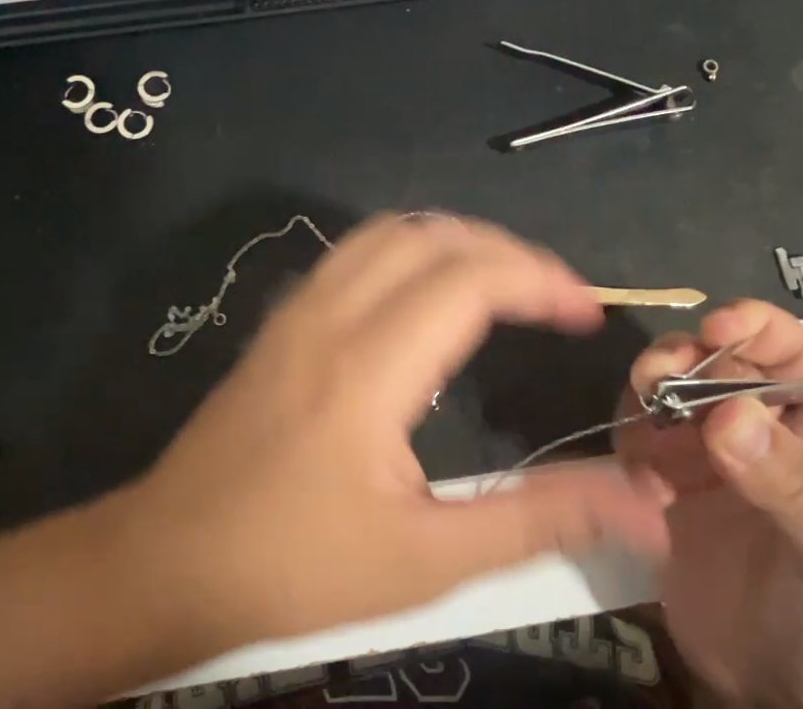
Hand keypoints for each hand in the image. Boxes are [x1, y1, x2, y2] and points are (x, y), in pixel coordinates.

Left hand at [117, 214, 674, 651]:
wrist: (163, 565)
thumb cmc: (295, 569)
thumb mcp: (426, 560)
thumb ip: (535, 521)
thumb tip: (639, 503)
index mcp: (369, 368)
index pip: (469, 279)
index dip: (540, 280)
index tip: (587, 312)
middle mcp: (331, 317)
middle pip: (430, 237)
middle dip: (505, 251)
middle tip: (555, 296)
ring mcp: (296, 314)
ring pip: (384, 234)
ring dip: (453, 241)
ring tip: (502, 282)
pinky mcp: (277, 327)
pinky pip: (350, 255)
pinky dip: (406, 252)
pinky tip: (423, 297)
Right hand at [613, 301, 802, 708]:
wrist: (779, 699)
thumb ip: (796, 487)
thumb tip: (729, 411)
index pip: (793, 350)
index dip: (754, 327)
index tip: (713, 329)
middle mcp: (773, 423)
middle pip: (716, 357)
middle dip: (683, 360)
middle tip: (654, 384)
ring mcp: (715, 449)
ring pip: (670, 387)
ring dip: (648, 399)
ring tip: (643, 448)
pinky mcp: (668, 478)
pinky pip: (638, 434)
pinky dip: (630, 447)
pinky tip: (644, 492)